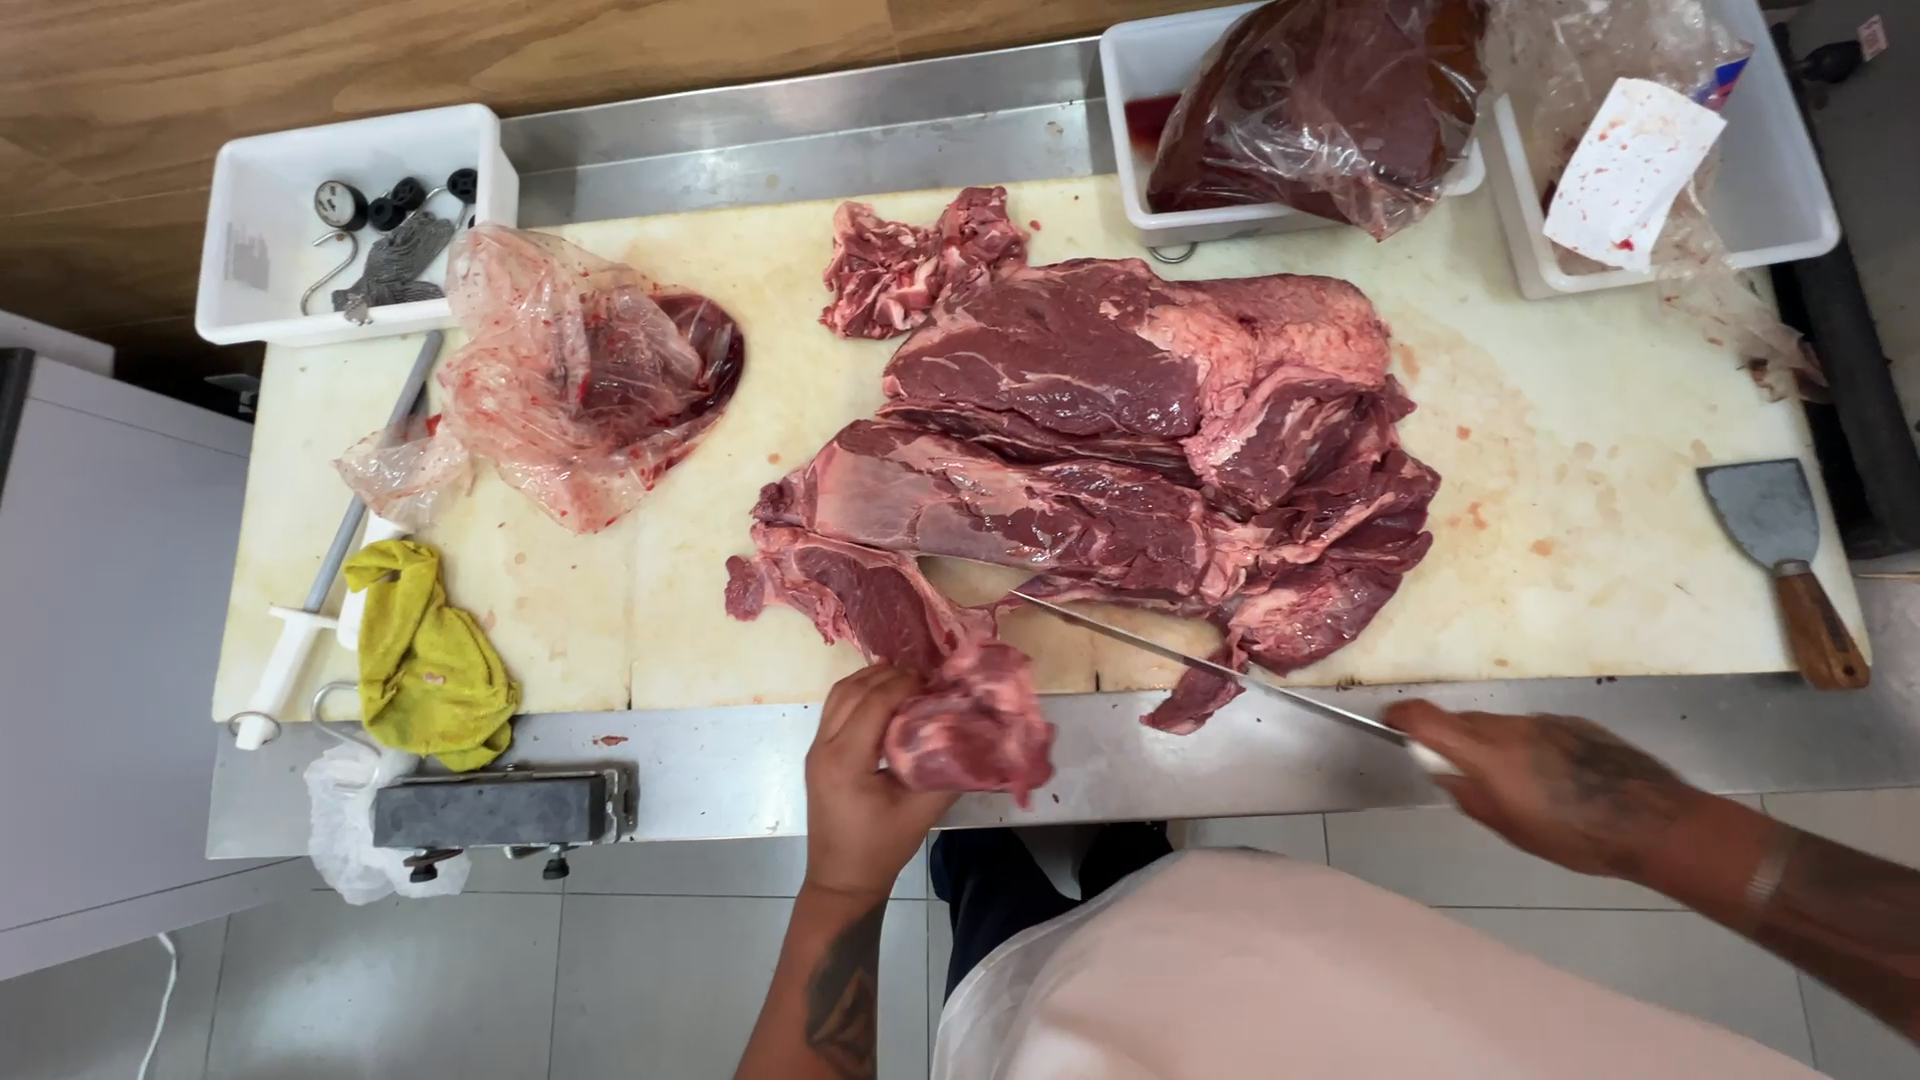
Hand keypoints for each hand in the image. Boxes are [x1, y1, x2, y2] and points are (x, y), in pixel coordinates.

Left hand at [803, 664, 958, 900]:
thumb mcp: (921, 813)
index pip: (874, 702)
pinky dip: (859, 693)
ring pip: (839, 693)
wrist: (841, 880)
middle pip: (853, 690)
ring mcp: (815, 748)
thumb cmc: (880, 849)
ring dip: (870, 680)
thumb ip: (947, 773)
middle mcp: (823, 747)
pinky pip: (835, 708)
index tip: (933, 684)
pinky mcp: (817, 753)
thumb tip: (973, 737)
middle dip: (889, 676)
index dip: (904, 685)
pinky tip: (885, 698)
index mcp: (845, 761)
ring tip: (906, 681)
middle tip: (924, 680)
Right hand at [1385, 700, 1707, 878]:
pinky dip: (1532, 747)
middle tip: (1467, 774)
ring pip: (1501, 726)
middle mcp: (1509, 726)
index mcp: (1484, 752)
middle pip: (1462, 721)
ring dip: (1496, 746)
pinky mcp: (1578, 724)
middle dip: (1454, 741)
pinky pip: (1537, 730)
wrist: (1663, 825)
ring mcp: (1545, 721)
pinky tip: (1562, 780)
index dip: (1400, 716)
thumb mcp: (1510, 829)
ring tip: (1525, 784)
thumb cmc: (1577, 836)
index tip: (1390, 724)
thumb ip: (1469, 795)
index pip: (1424, 717)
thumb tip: (1446, 773)